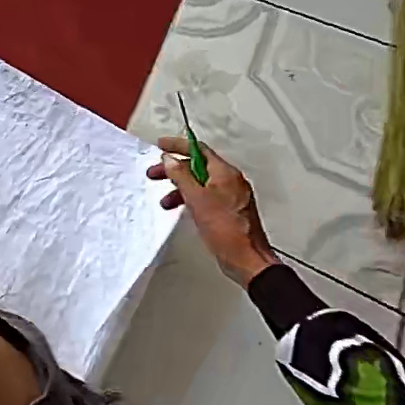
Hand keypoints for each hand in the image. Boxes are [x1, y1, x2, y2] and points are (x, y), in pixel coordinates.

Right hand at [147, 137, 278, 286]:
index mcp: (225, 173)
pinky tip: (183, 208)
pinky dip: (191, 198)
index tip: (162, 145)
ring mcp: (232, 196)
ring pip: (201, 182)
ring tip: (166, 199)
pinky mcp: (230, 210)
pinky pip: (207, 196)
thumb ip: (181, 176)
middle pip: (198, 165)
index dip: (178, 146)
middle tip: (157, 173)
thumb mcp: (196, 199)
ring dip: (181, 187)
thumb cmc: (227, 231)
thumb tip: (171, 160)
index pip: (199, 149)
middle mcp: (231, 181)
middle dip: (175, 169)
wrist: (247, 259)